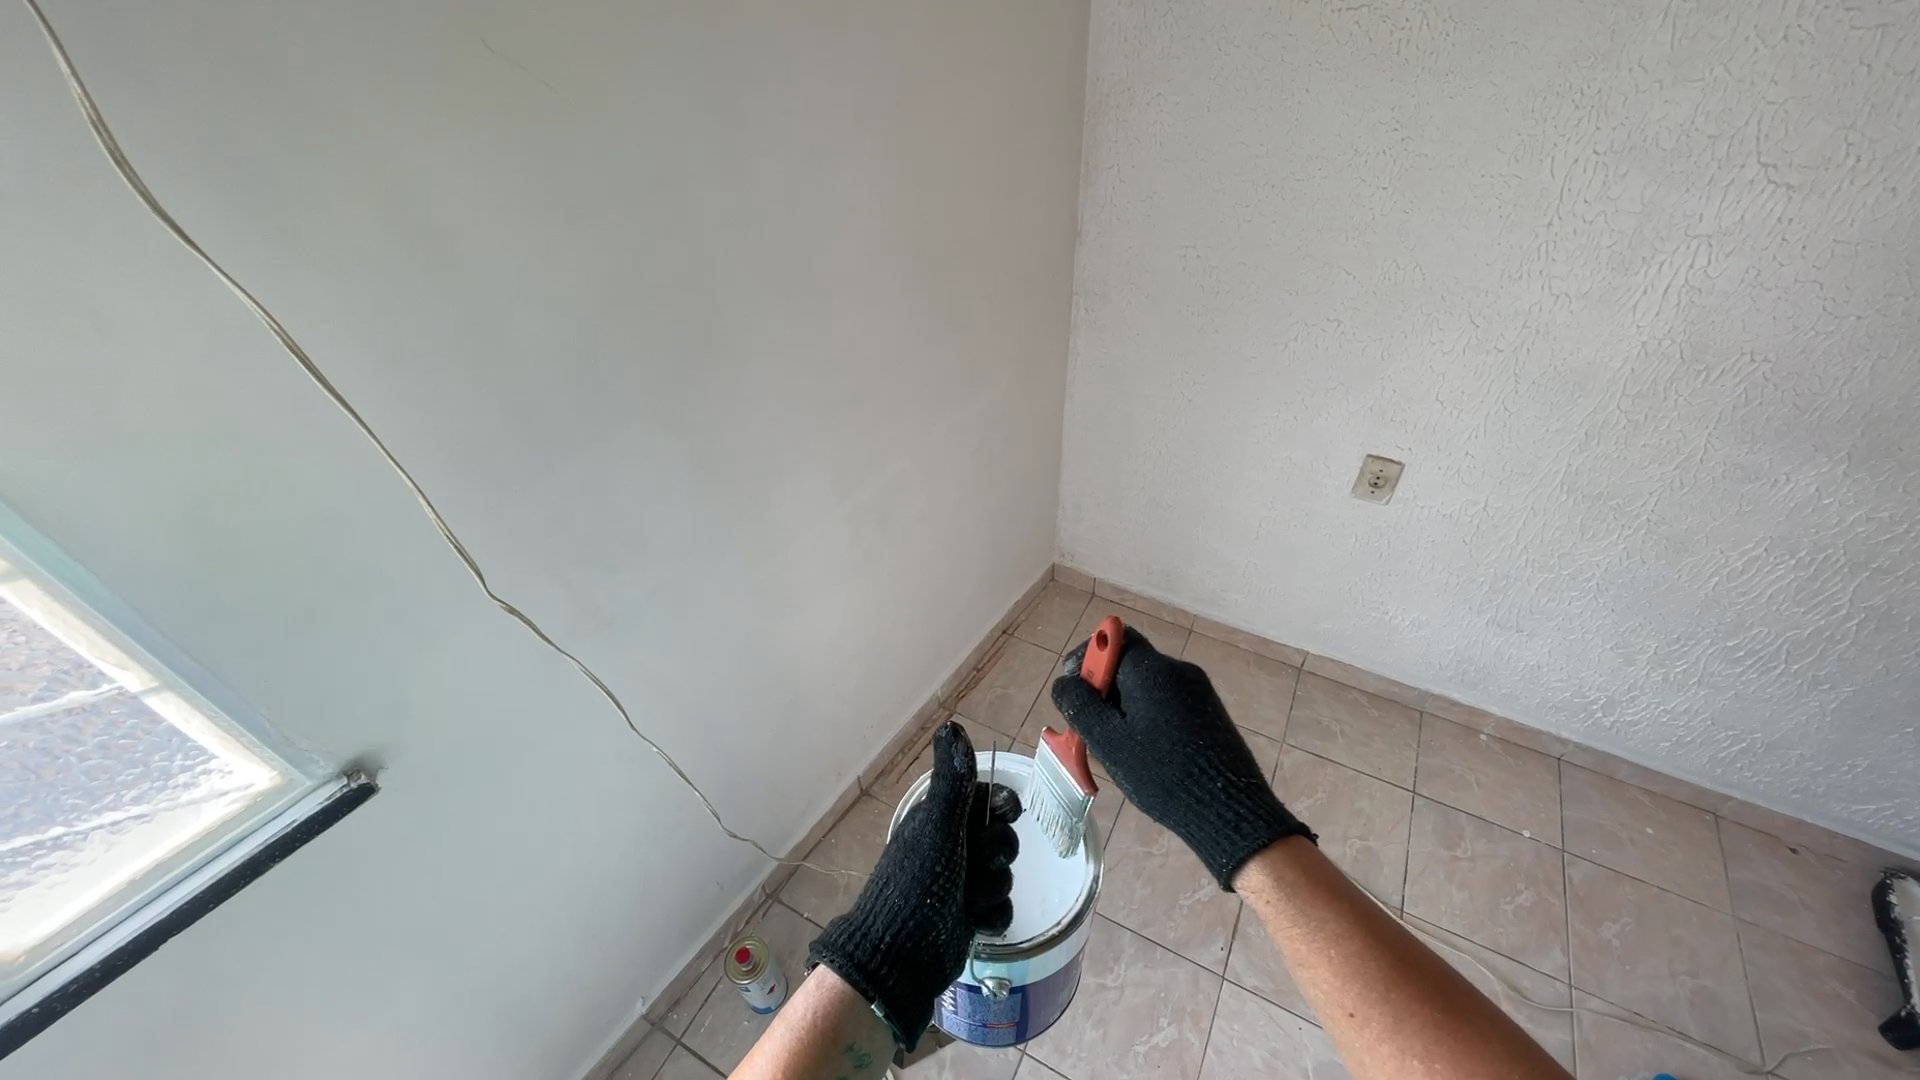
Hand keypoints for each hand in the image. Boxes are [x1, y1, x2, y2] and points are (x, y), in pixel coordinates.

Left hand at [807, 721, 1019, 1049]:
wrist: (901, 956)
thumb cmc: (918, 882)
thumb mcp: (939, 826)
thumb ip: (953, 779)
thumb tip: (951, 724)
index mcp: (942, 819)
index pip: (989, 797)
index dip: (1003, 806)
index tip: (1006, 813)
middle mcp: (953, 846)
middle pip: (1002, 837)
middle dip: (996, 855)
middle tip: (976, 866)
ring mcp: (962, 882)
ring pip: (1004, 874)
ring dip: (991, 890)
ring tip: (967, 901)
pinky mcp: (971, 916)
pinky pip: (1002, 907)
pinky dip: (992, 916)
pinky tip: (974, 923)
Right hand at [1051, 627, 1313, 888]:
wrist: (1229, 810)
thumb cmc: (1161, 773)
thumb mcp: (1108, 741)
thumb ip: (1080, 705)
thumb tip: (1065, 682)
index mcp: (1151, 670)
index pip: (1114, 638)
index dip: (1088, 656)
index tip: (1074, 688)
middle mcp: (1178, 670)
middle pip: (1129, 663)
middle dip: (1103, 687)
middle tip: (1090, 725)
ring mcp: (1198, 691)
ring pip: (1147, 685)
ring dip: (1124, 705)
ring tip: (1116, 745)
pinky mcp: (1209, 712)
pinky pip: (1167, 701)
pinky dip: (1146, 715)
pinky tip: (1146, 751)